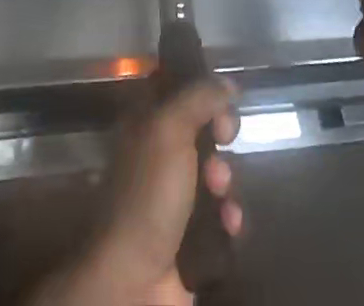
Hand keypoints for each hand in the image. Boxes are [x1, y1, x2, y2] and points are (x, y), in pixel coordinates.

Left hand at [30, 78, 241, 305]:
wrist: (134, 279)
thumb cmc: (149, 194)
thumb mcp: (170, 130)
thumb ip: (199, 97)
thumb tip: (227, 83)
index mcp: (144, 123)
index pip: (174, 87)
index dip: (201, 87)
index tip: (223, 96)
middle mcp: (158, 154)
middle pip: (202, 128)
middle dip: (221, 137)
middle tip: (225, 142)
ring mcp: (174, 194)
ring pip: (216, 171)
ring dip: (226, 181)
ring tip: (220, 196)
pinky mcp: (192, 231)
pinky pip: (222, 212)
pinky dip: (229, 216)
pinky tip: (228, 225)